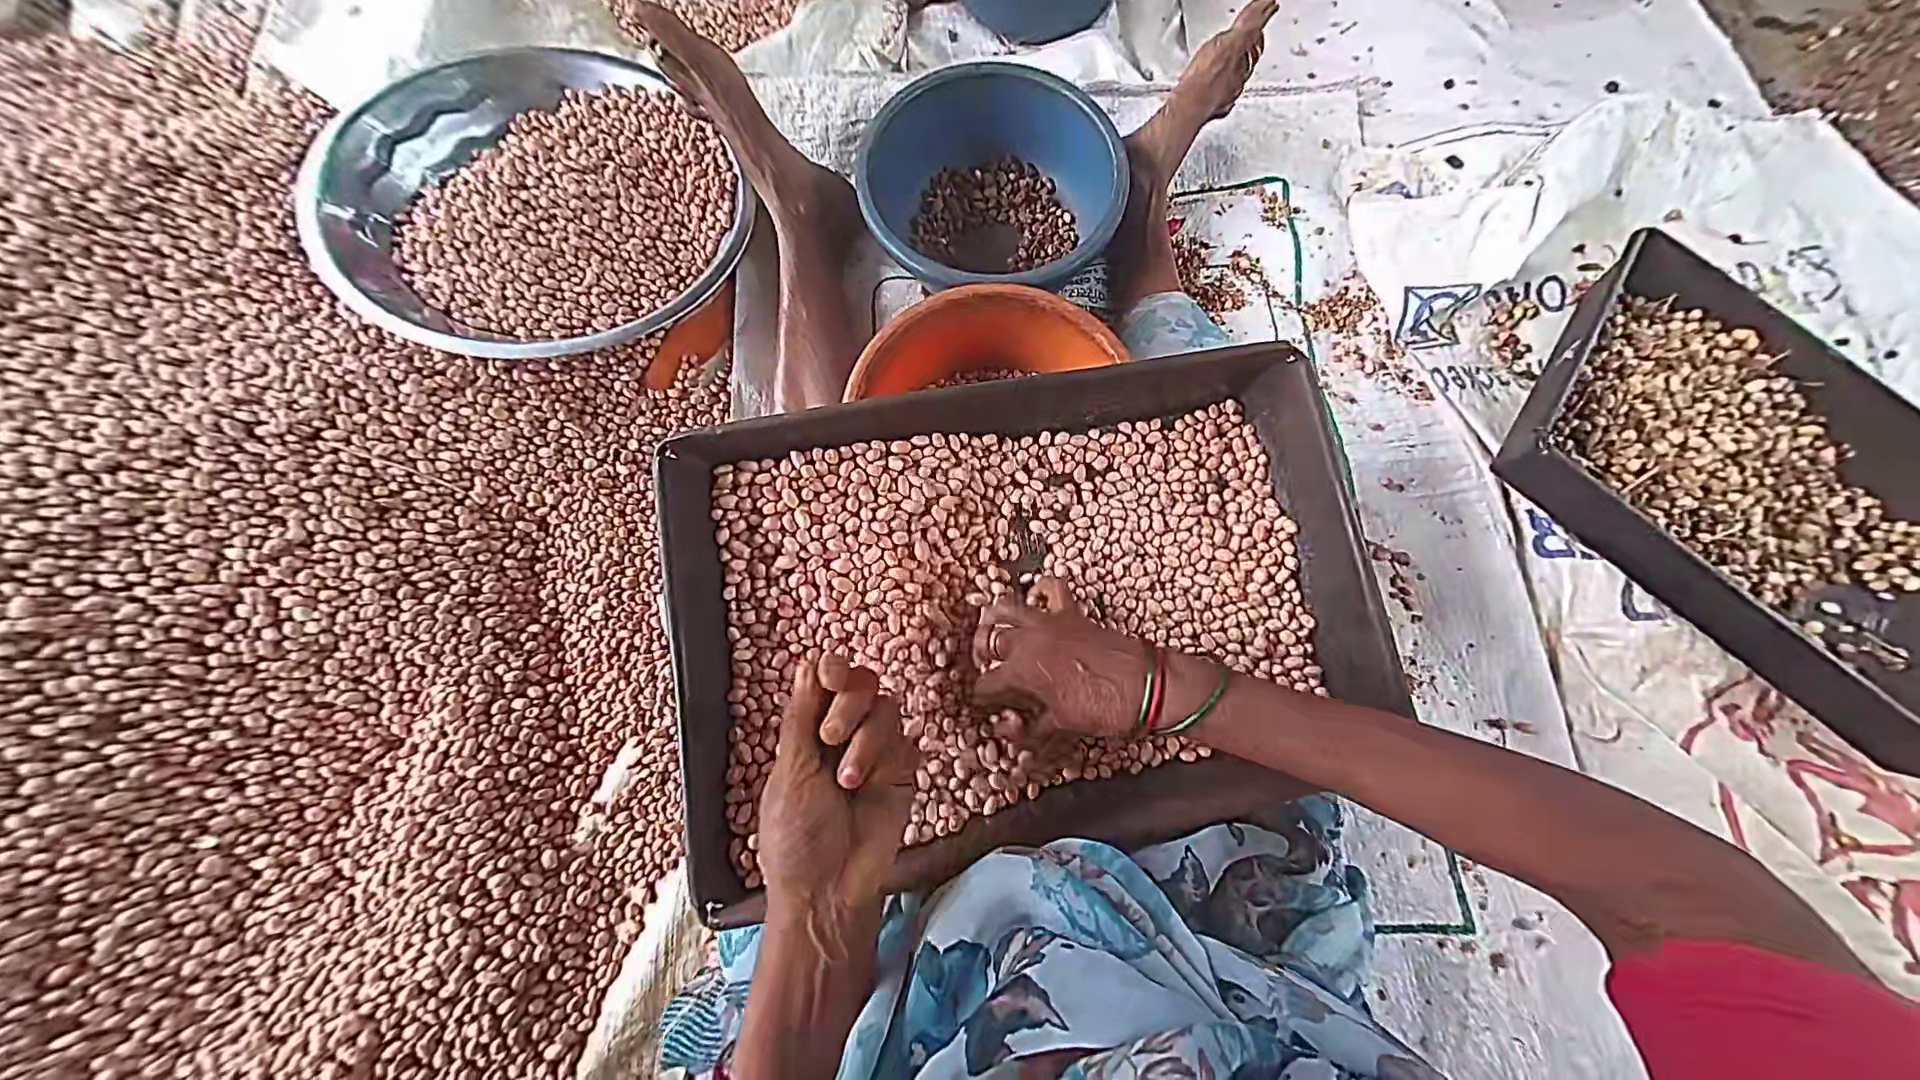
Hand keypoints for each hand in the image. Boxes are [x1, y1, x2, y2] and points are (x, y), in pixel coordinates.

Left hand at [758, 653, 916, 920]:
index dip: (832, 669)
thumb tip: (806, 665)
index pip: (826, 680)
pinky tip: (868, 786)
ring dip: (865, 739)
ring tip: (848, 780)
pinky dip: (886, 757)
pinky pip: (905, 740)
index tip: (830, 676)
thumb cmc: (795, 836)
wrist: (829, 890)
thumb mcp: (790, 773)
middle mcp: (845, 733)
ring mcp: (875, 750)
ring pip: (886, 708)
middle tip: (830, 736)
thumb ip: (802, 718)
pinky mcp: (901, 770)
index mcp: (809, 729)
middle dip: (848, 703)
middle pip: (861, 684)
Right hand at [970, 577, 1151, 742]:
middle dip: (985, 657)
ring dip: (998, 620)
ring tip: (998, 631)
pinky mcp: (1071, 613)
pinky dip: (1042, 591)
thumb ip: (1029, 728)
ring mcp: (1049, 622)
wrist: (1146, 686)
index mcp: (1022, 670)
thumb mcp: (1062, 725)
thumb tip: (1007, 727)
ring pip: (1008, 609)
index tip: (983, 700)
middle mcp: (1029, 640)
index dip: (982, 694)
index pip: (987, 682)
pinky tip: (1038, 599)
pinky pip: (1051, 589)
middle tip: (991, 669)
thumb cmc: (1104, 708)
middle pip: (992, 643)